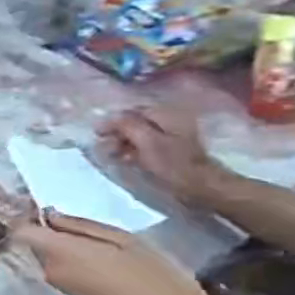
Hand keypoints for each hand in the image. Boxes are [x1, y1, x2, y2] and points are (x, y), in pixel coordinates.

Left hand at [12, 212, 226, 294]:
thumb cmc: (151, 273)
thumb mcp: (123, 239)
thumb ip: (80, 226)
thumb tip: (49, 215)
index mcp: (60, 252)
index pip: (20, 232)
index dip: (27, 218)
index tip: (45, 209)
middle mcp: (48, 267)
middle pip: (33, 241)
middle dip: (48, 229)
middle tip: (81, 223)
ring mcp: (54, 281)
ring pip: (45, 253)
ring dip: (60, 244)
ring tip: (97, 241)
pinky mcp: (64, 291)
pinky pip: (56, 265)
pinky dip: (68, 257)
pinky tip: (97, 256)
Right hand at [98, 107, 233, 207]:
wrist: (197, 183)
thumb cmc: (171, 162)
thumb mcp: (147, 141)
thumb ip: (127, 125)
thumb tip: (107, 117)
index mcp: (167, 115)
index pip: (132, 111)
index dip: (113, 121)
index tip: (97, 134)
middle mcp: (168, 120)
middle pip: (134, 122)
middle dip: (116, 133)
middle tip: (105, 147)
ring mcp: (168, 134)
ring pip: (136, 134)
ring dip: (121, 143)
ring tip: (114, 156)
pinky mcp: (166, 148)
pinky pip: (142, 144)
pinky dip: (130, 150)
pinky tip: (125, 159)